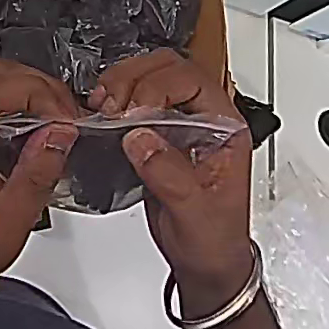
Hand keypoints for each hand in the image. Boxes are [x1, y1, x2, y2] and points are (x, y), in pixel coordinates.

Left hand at [0, 59, 79, 298]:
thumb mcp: (4, 227)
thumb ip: (34, 179)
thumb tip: (60, 133)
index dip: (33, 92)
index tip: (61, 116)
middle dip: (39, 87)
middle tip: (66, 116)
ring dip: (33, 88)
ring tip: (58, 118)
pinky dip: (23, 96)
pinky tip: (40, 121)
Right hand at [93, 50, 255, 312]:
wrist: (204, 262)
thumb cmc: (213, 241)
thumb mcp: (195, 215)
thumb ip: (171, 176)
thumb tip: (141, 138)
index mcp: (225, 126)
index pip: (193, 82)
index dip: (160, 89)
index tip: (134, 114)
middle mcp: (204, 115)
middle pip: (170, 67)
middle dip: (136, 78)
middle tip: (113, 105)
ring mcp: (180, 119)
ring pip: (151, 73)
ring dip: (122, 82)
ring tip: (104, 106)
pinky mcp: (157, 128)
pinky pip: (135, 94)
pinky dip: (115, 95)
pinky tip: (102, 110)